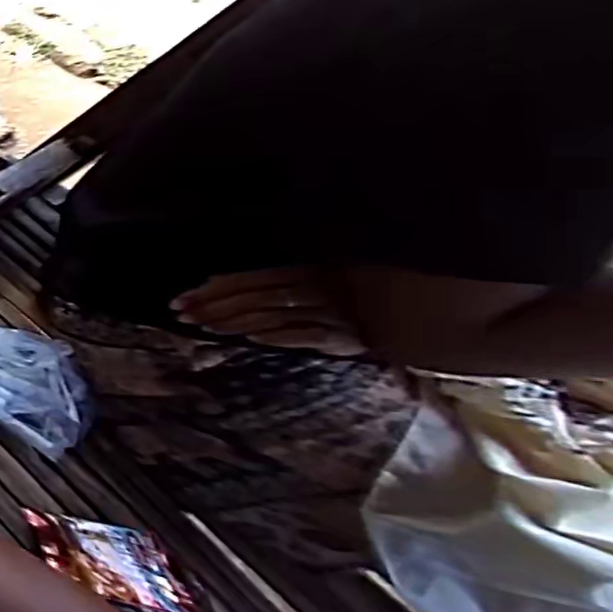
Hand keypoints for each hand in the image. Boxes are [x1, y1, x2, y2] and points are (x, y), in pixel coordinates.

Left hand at [172, 267, 366, 355]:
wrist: (431, 309)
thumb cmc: (365, 291)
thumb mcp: (321, 278)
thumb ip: (274, 283)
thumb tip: (217, 283)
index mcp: (307, 271)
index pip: (248, 280)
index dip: (212, 290)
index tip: (181, 299)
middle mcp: (314, 289)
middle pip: (252, 298)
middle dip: (213, 307)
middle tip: (181, 315)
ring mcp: (331, 313)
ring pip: (271, 316)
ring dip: (233, 323)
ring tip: (203, 326)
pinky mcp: (349, 337)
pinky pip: (306, 336)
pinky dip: (278, 337)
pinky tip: (251, 339)